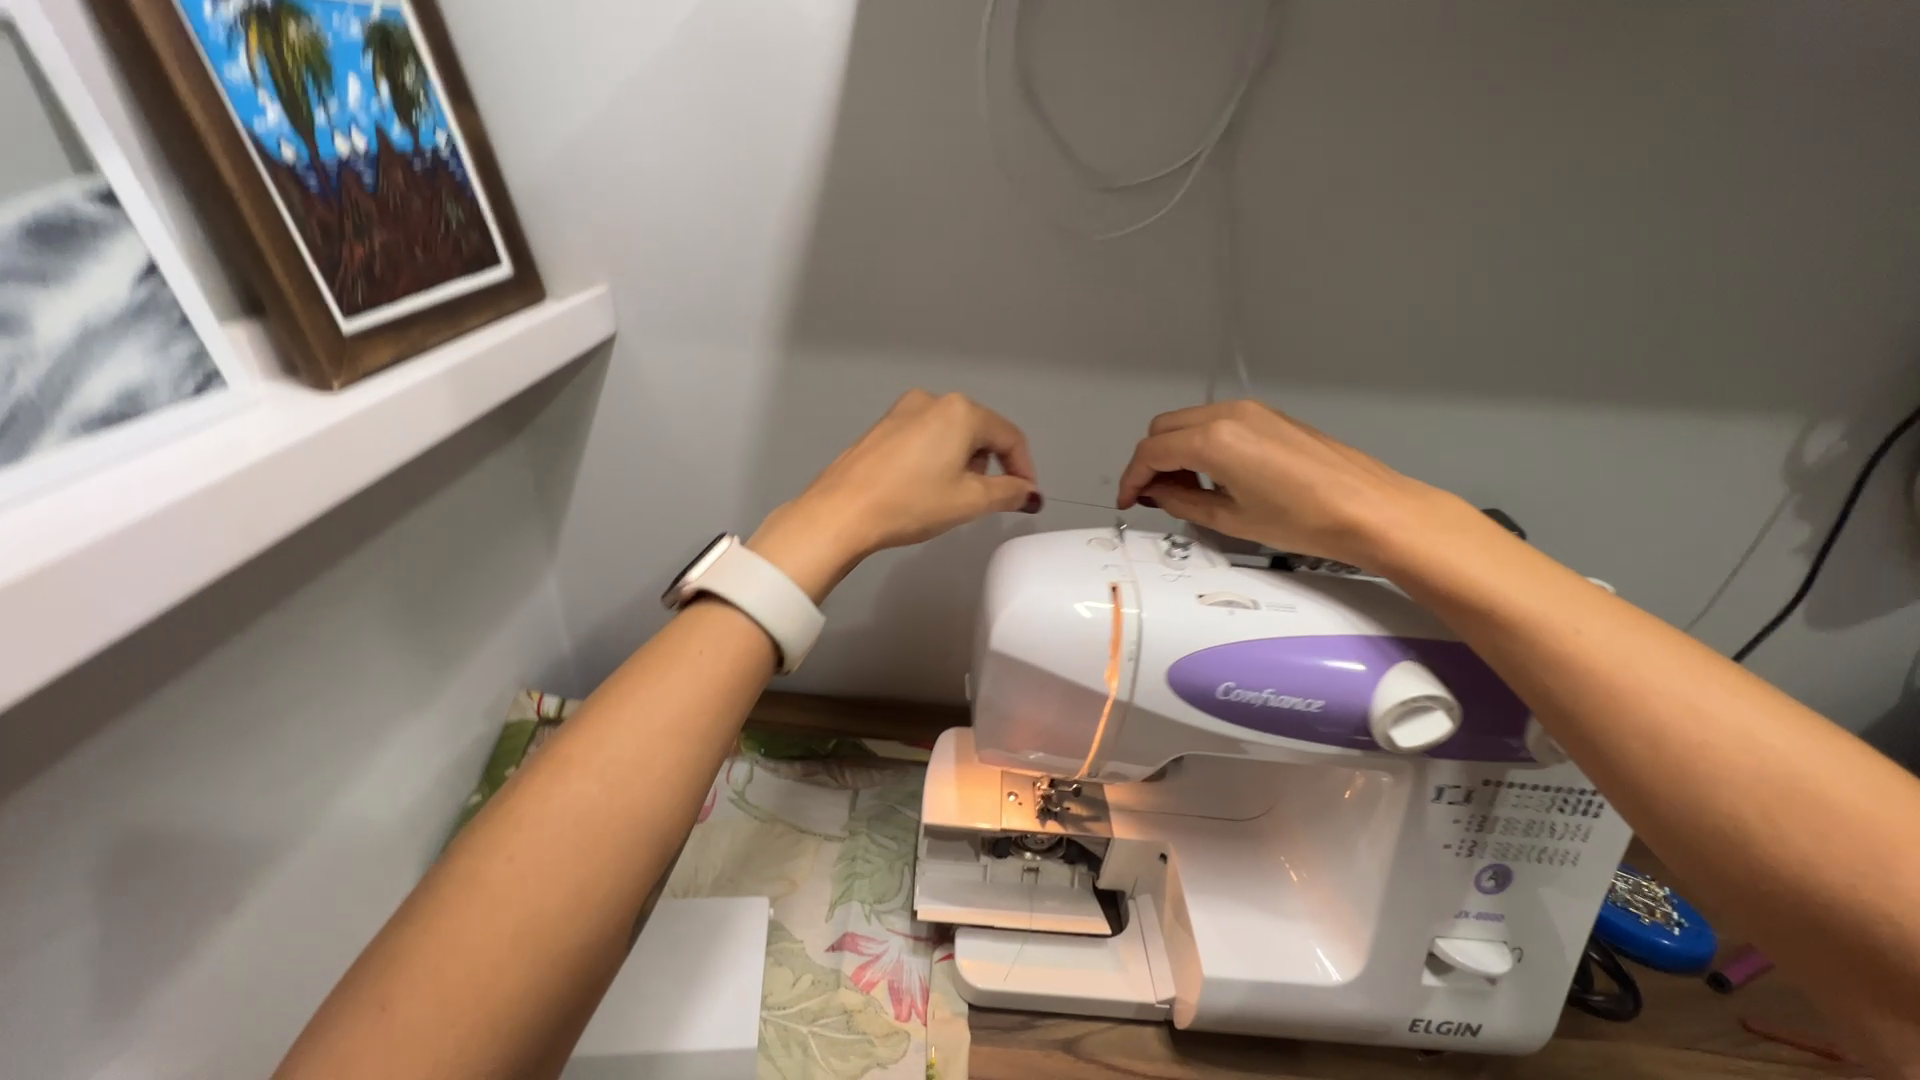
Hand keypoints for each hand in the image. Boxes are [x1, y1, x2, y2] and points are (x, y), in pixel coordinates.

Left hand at [751, 391, 1040, 598]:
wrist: (842, 512)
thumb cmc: (904, 503)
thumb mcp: (970, 502)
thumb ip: (1009, 493)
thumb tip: (1026, 492)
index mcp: (959, 412)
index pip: (1009, 437)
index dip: (1024, 468)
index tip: (1025, 494)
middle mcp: (931, 402)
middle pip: (980, 432)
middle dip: (990, 467)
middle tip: (985, 501)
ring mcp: (903, 412)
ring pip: (951, 436)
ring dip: (962, 464)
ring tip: (948, 499)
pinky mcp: (883, 429)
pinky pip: (925, 440)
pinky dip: (935, 461)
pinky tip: (923, 491)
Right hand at [1116, 400, 1467, 568]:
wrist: (1370, 509)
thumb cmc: (1304, 520)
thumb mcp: (1231, 520)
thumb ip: (1181, 502)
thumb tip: (1157, 493)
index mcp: (1213, 440)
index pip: (1150, 452)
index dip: (1131, 478)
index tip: (1128, 502)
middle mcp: (1228, 414)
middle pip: (1163, 429)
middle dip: (1150, 462)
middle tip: (1156, 498)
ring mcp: (1251, 411)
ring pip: (1188, 423)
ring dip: (1175, 453)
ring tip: (1188, 493)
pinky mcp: (1269, 416)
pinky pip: (1216, 423)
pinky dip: (1201, 445)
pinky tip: (1216, 478)